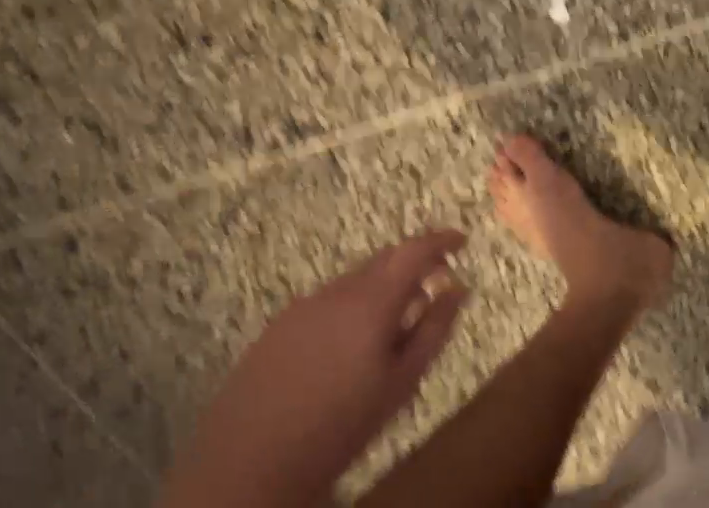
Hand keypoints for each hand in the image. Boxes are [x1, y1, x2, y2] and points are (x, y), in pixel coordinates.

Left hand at [158, 230, 470, 507]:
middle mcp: (334, 294)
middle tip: (437, 282)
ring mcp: (298, 311)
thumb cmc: (341, 424)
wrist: (246, 469)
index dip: (440, 240)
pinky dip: (351, 305)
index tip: (461, 240)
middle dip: (413, 263)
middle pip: (382, 260)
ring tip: (396, 318)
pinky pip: (325, 302)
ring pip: (352, 281)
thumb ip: (434, 328)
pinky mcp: (273, 331)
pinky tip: (352, 342)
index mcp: (370, 302)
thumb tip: (458, 289)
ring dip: (381, 286)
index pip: (412, 251)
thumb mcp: (402, 381)